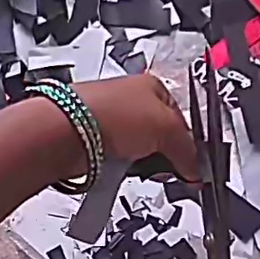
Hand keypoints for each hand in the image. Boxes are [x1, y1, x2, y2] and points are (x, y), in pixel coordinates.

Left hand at [74, 75, 199, 180]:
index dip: (190, 144)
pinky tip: (120, 171)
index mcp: (151, 86)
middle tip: (169, 169)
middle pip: (160, 138)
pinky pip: (117, 165)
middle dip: (166, 156)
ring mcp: (111, 126)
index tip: (195, 165)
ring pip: (138, 154)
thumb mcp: (166, 127)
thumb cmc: (106, 113)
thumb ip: (188, 148)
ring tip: (140, 168)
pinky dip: (122, 171)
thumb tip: (195, 168)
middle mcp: (129, 103)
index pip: (182, 118)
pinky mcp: (94, 148)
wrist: (64, 133)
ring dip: (143, 166)